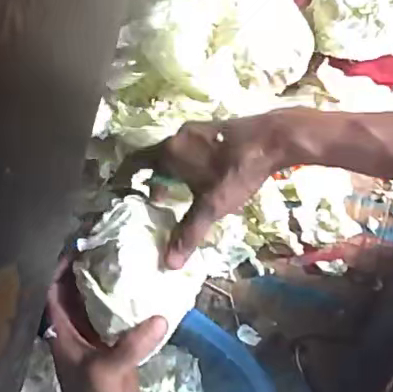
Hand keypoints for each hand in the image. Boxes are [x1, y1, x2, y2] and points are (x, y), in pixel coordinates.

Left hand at [46, 258, 168, 391]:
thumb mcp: (107, 370)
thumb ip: (131, 344)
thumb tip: (160, 318)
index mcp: (62, 332)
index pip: (54, 293)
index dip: (59, 270)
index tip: (76, 248)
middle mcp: (75, 330)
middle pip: (76, 293)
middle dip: (85, 271)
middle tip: (105, 245)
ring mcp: (94, 337)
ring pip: (96, 303)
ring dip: (105, 284)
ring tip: (121, 257)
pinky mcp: (114, 346)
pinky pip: (116, 317)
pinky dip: (124, 303)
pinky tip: (139, 286)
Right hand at [137, 109, 316, 267]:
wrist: (273, 138)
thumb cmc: (236, 171)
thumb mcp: (212, 206)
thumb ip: (188, 232)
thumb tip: (168, 263)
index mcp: (168, 151)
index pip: (134, 162)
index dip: (124, 176)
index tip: (120, 191)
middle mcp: (177, 136)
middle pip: (154, 157)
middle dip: (151, 178)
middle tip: (152, 200)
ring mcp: (197, 129)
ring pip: (174, 152)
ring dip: (171, 170)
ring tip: (176, 192)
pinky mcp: (215, 128)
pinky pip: (191, 147)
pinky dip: (188, 162)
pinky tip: (202, 177)